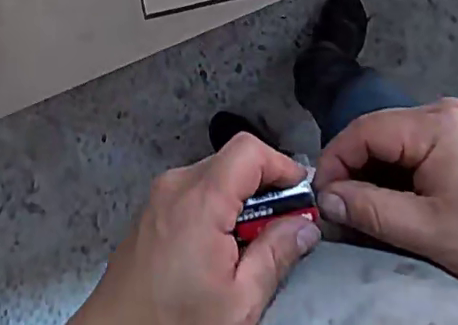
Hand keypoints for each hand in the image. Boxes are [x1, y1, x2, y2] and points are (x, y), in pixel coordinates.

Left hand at [72, 134, 321, 324]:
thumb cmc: (174, 324)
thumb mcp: (238, 302)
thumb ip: (276, 255)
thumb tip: (306, 226)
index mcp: (200, 198)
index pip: (250, 150)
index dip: (282, 166)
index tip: (302, 196)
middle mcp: (177, 183)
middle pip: (234, 160)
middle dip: (265, 187)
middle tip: (286, 226)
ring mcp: (160, 194)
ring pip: (215, 174)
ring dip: (241, 199)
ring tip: (253, 245)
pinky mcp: (151, 209)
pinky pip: (194, 190)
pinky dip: (217, 206)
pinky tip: (222, 247)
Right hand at [315, 99, 457, 324]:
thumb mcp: (431, 232)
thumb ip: (371, 209)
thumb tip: (325, 197)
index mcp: (434, 122)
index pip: (364, 130)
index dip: (335, 161)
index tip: (319, 199)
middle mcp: (445, 111)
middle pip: (381, 133)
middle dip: (355, 169)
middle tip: (340, 211)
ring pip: (400, 143)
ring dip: (379, 175)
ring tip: (366, 212)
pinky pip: (422, 150)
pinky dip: (404, 175)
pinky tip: (401, 204)